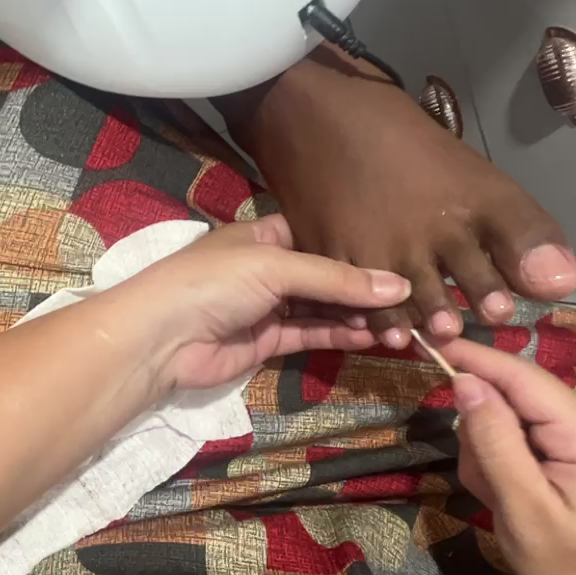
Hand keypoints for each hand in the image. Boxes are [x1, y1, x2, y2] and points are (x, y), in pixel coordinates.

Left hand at [101, 216, 411, 391]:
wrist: (162, 337)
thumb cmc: (213, 282)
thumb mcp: (275, 266)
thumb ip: (336, 278)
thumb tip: (400, 285)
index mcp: (263, 234)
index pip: (320, 236)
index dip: (357, 248)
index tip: (403, 259)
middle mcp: (268, 267)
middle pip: (325, 275)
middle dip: (364, 288)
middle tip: (414, 300)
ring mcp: (267, 305)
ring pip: (321, 307)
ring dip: (357, 315)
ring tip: (402, 323)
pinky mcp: (265, 340)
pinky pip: (310, 334)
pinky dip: (339, 335)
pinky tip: (373, 336)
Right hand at [218, 47, 575, 344]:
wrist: (318, 119)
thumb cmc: (401, 139)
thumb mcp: (475, 174)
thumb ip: (521, 231)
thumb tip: (563, 287)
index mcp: (471, 206)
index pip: (503, 269)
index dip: (500, 298)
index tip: (498, 312)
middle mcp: (427, 233)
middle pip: (449, 296)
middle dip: (454, 317)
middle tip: (454, 330)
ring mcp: (378, 249)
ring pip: (402, 306)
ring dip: (413, 323)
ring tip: (418, 336)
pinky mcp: (335, 257)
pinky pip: (354, 300)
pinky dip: (368, 317)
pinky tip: (377, 325)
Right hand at [441, 338, 575, 574]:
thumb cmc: (570, 569)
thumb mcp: (521, 509)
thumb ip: (494, 442)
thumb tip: (465, 382)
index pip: (525, 378)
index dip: (477, 358)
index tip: (432, 343)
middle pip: (523, 395)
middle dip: (487, 426)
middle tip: (483, 481)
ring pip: (524, 413)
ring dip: (497, 446)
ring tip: (502, 496)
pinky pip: (536, 431)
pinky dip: (512, 455)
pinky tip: (516, 492)